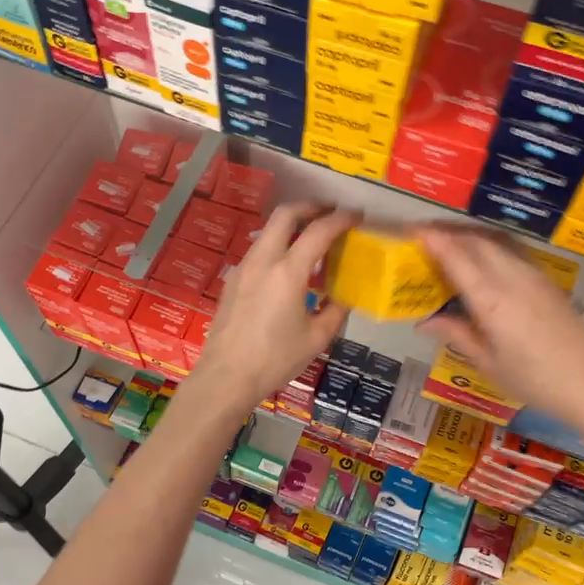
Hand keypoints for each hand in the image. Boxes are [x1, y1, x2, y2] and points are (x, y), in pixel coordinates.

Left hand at [188, 203, 352, 408]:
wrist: (226, 377)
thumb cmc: (275, 360)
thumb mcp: (316, 339)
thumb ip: (335, 311)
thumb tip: (345, 297)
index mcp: (288, 272)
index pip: (319, 230)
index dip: (341, 219)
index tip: (357, 217)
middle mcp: (263, 260)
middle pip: (285, 214)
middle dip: (310, 207)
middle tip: (329, 214)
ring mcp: (243, 268)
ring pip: (268, 231)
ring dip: (291, 227)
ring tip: (310, 241)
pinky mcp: (232, 281)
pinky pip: (258, 252)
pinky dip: (277, 246)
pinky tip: (287, 270)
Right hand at [415, 225, 583, 432]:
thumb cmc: (534, 380)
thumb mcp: (488, 363)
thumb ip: (457, 334)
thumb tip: (426, 321)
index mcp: (492, 300)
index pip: (457, 257)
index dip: (433, 240)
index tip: (412, 231)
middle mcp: (512, 278)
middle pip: (477, 241)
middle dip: (449, 232)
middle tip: (425, 235)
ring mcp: (534, 275)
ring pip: (497, 242)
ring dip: (470, 236)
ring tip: (449, 241)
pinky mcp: (547, 280)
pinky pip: (512, 252)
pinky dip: (490, 246)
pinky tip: (482, 259)